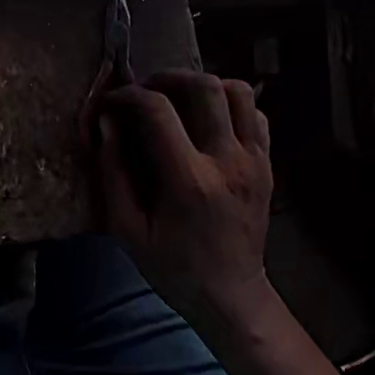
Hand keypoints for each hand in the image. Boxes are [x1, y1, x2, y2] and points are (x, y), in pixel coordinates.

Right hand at [93, 70, 273, 327]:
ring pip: (238, 90)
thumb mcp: (128, 230)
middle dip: (169, 77)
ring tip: (182, 98)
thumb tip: (107, 122)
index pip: (158, 110)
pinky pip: (255, 112)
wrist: (232, 296)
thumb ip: (113, 173)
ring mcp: (255, 160)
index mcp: (189, 180)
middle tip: (148, 89)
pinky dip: (231, 104)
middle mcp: (227, 161)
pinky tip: (210, 119)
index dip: (129, 96)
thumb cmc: (173, 267)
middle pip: (205, 87)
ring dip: (205, 85)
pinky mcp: (268, 162)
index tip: (114, 102)